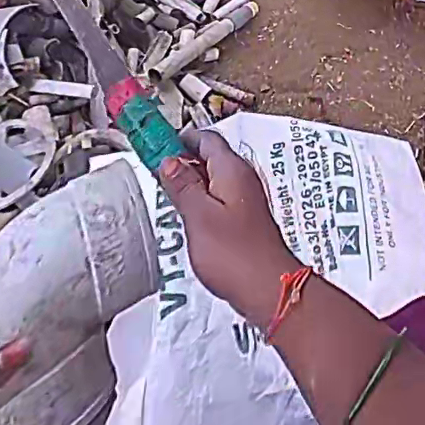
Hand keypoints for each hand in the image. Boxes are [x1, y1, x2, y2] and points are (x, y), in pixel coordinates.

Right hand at [158, 129, 301, 327]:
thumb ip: (182, 186)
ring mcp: (246, 196)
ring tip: (168, 195)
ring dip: (192, 180)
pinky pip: (220, 194)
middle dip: (184, 160)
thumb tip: (168, 160)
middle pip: (211, 155)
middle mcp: (242, 176)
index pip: (206, 138)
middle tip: (157, 173)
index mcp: (232, 168)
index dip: (180, 139)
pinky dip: (203, 197)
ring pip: (215, 176)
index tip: (156, 147)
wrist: (268, 287)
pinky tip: (189, 215)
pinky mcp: (245, 215)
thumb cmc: (232, 252)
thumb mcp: (198, 217)